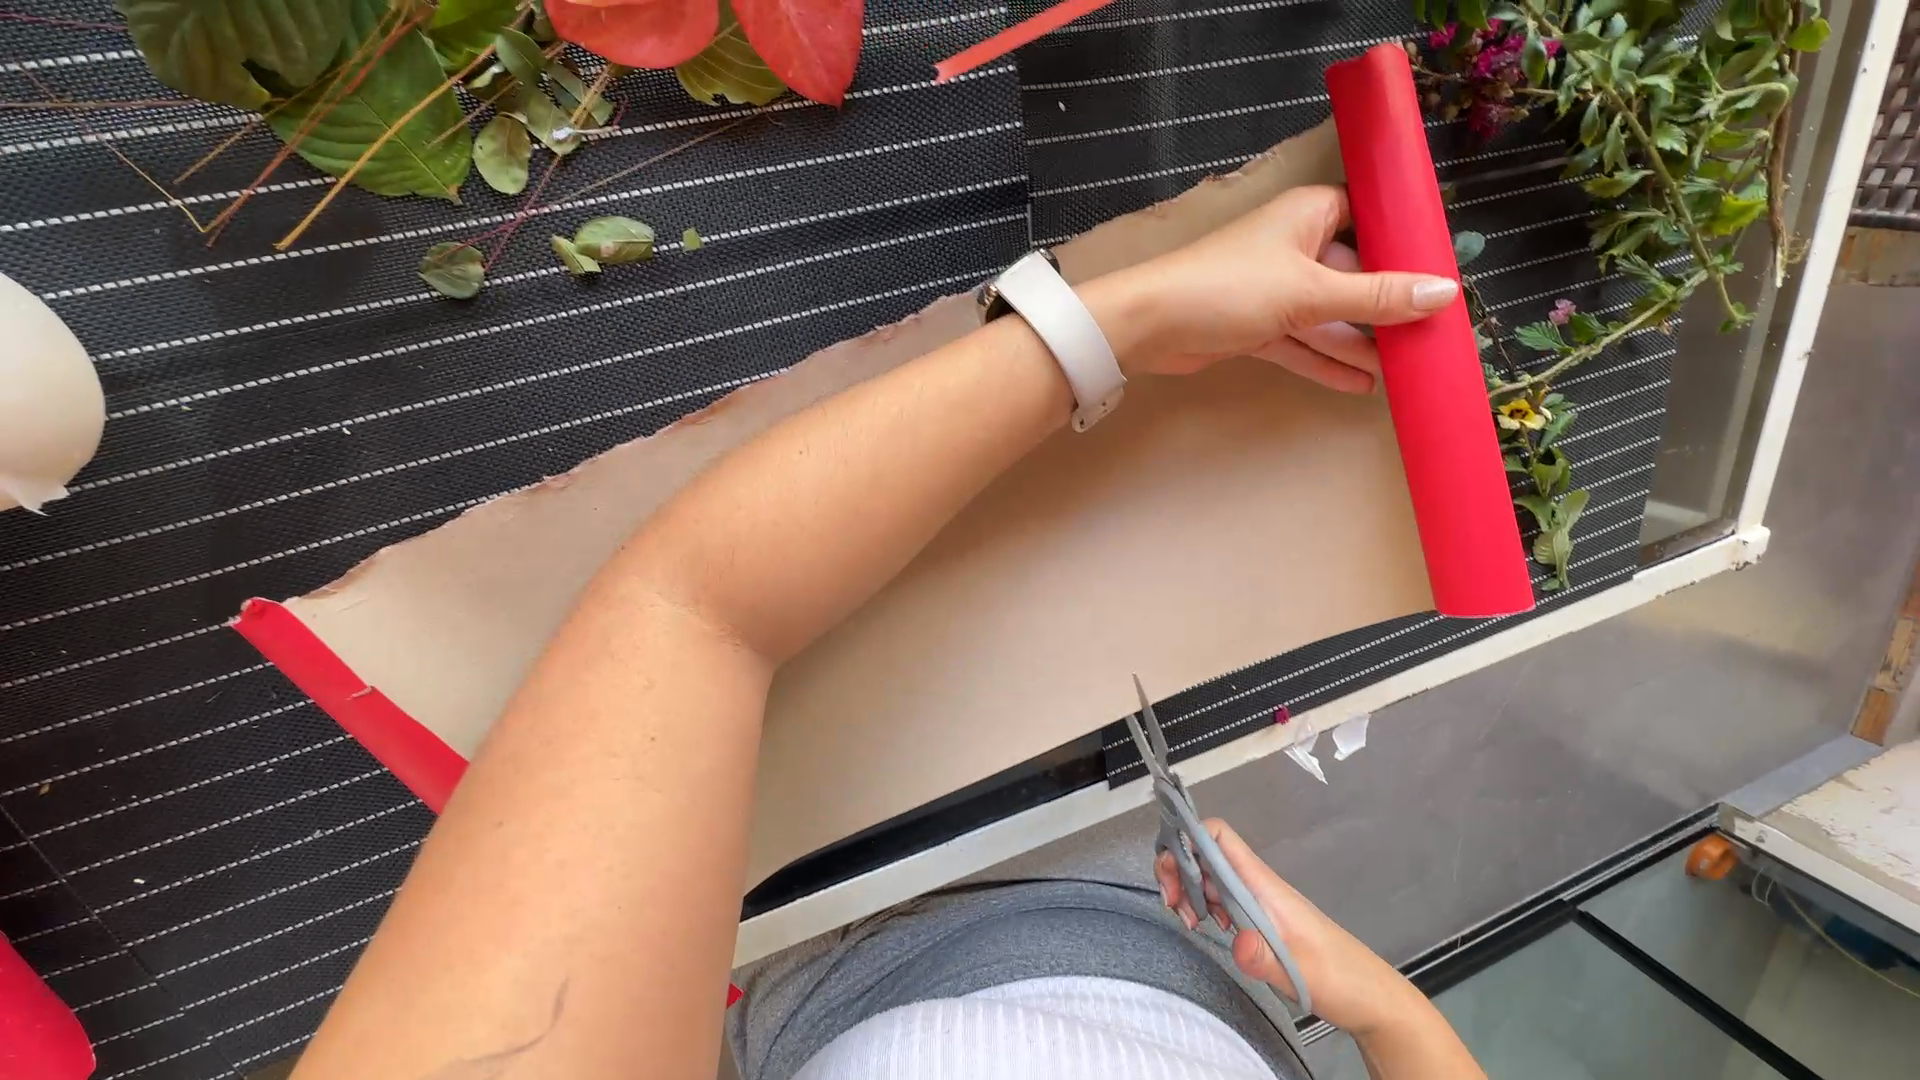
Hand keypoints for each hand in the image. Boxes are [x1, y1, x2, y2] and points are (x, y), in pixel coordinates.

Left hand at [1085, 185, 1459, 392]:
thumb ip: (1376, 296)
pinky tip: (1360, 385)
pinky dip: (1324, 362)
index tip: (1444, 279)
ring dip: (1358, 345)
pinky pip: (1299, 343)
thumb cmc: (1230, 288)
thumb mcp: (1310, 291)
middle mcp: (1294, 248)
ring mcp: (1272, 291)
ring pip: (1326, 317)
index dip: (1405, 249)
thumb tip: (1445, 293)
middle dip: (1386, 309)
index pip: (1372, 223)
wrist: (1150, 325)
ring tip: (1404, 373)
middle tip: (1431, 340)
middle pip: (1353, 276)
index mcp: (1311, 216)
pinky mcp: (1253, 327)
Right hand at [1155, 817, 1417, 1036]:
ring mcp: (1255, 899)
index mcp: (1261, 883)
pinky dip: (1203, 906)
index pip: (1218, 835)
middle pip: (1204, 853)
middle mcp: (1254, 883)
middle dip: (1178, 869)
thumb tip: (1235, 941)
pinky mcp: (1257, 917)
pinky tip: (1207, 928)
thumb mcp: (1298, 971)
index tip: (1173, 872)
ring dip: (1188, 890)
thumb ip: (1263, 957)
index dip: (1188, 839)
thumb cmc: (1339, 977)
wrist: (1371, 997)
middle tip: (1173, 904)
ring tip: (1189, 921)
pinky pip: (1220, 897)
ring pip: (1208, 875)